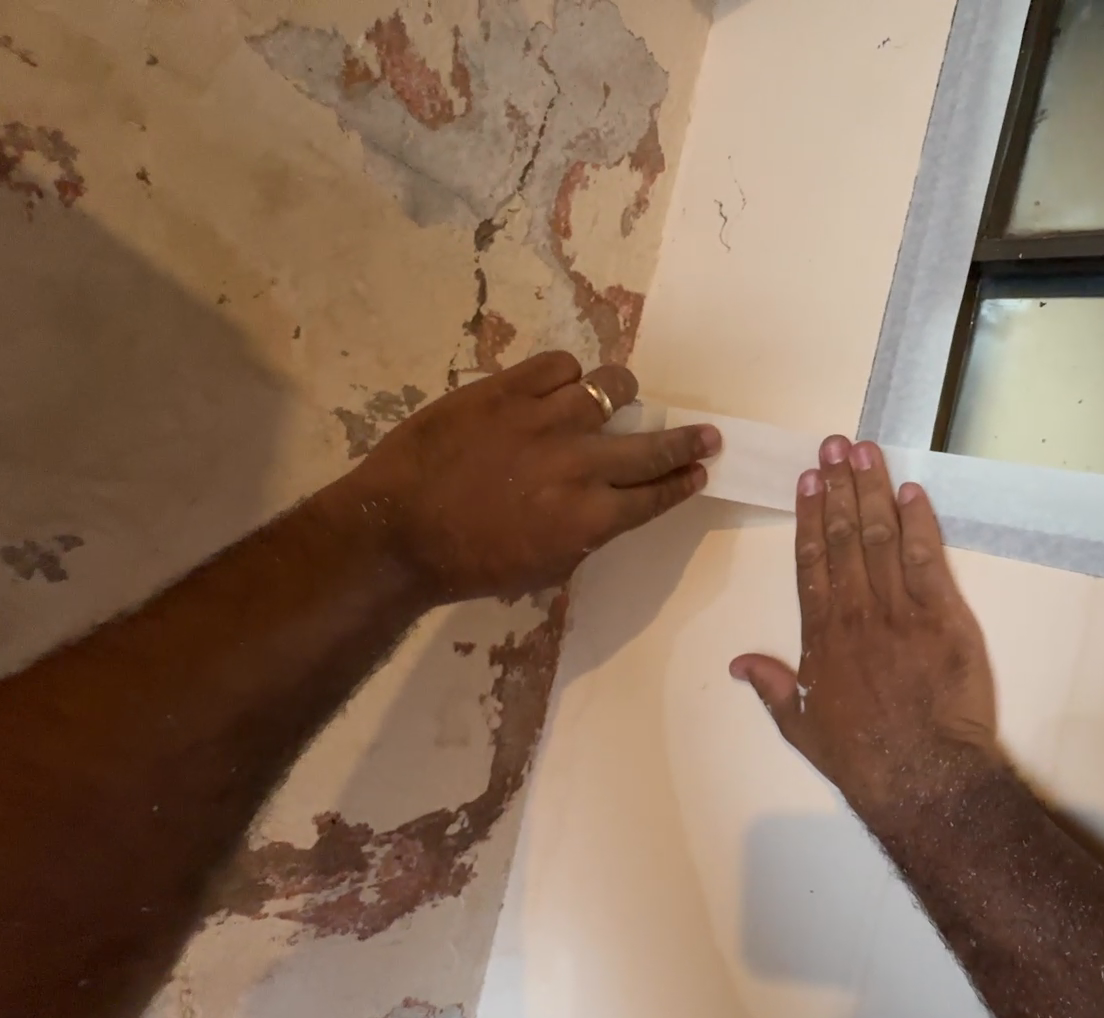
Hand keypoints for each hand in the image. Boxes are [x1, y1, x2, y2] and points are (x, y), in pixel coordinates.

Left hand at [322, 351, 719, 602]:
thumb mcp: (547, 566)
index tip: (700, 469)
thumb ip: (590, 531)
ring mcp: (545, 420)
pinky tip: (559, 387)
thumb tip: (610, 502)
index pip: (657, 493)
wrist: (397, 533)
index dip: (684, 480)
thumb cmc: (472, 564)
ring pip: (611, 388)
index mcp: (591, 516)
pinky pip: (560, 365)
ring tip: (615, 398)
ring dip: (621, 396)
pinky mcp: (507, 390)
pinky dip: (567, 376)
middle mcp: (580, 464)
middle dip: (688, 441)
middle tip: (706, 434)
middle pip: (653, 445)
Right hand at [731, 436, 1001, 821]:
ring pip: (882, 536)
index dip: (806, 516)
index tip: (806, 480)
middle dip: (838, 486)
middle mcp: (856, 609)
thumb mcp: (800, 726)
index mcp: (821, 632)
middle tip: (835, 444)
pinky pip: (928, 558)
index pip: (809, 560)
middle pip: (843, 536)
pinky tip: (912, 492)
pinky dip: (920, 523)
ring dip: (872, 491)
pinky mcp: (944, 614)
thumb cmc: (860, 754)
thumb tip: (736, 663)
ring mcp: (901, 608)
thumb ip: (770, 687)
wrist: (923, 775)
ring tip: (865, 452)